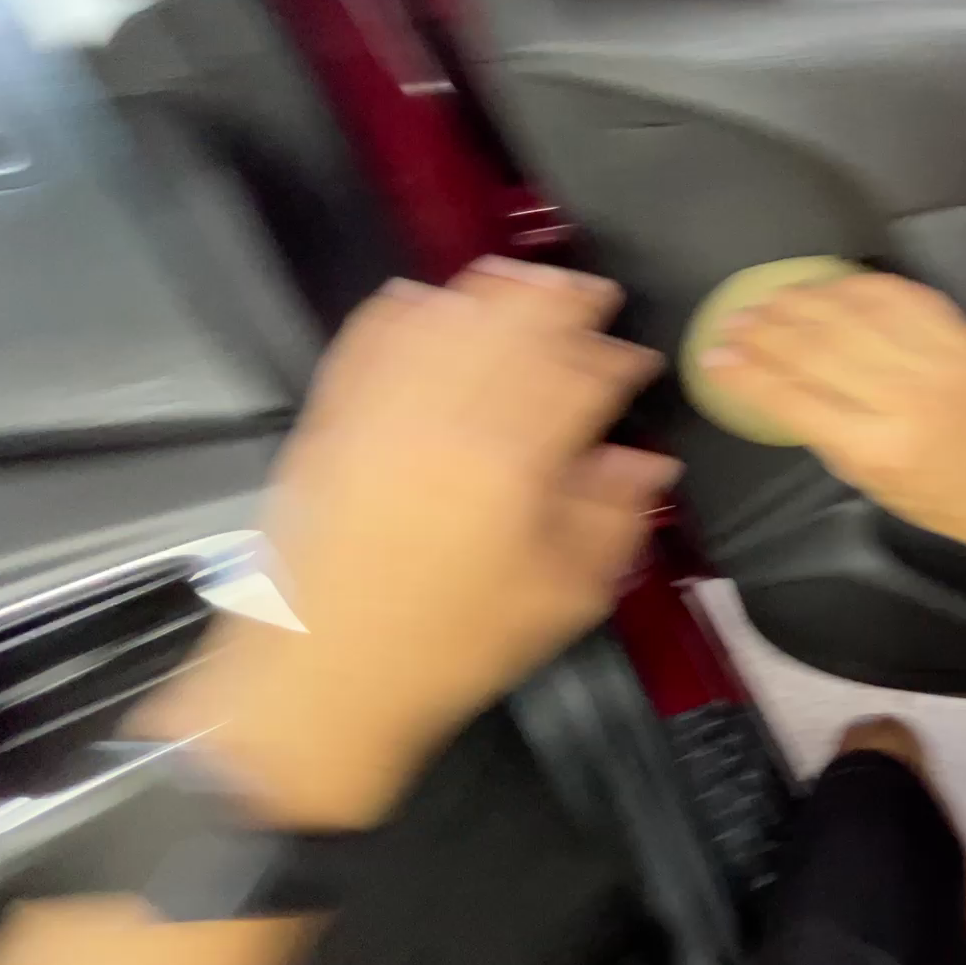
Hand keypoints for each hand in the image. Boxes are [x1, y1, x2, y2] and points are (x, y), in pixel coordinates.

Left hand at [144, 259, 675, 825]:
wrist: (316, 685)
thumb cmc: (452, 645)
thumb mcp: (562, 597)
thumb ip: (613, 519)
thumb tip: (649, 464)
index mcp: (513, 463)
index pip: (580, 381)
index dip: (618, 360)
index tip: (638, 358)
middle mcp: (448, 419)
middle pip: (517, 330)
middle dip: (564, 302)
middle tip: (594, 291)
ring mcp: (382, 414)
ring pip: (447, 321)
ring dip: (495, 292)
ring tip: (528, 279)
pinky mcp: (332, 423)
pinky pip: (369, 343)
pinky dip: (401, 311)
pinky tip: (425, 295)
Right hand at [701, 273, 965, 546]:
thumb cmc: (936, 497)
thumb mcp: (868, 482)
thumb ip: (824, 431)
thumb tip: (776, 383)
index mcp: (874, 448)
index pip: (793, 400)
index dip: (747, 374)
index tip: (715, 355)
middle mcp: (902, 399)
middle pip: (819, 348)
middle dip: (767, 329)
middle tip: (736, 317)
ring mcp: (937, 362)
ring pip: (854, 315)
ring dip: (804, 300)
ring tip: (772, 295)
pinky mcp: (963, 337)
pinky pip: (903, 296)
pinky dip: (859, 284)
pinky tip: (830, 282)